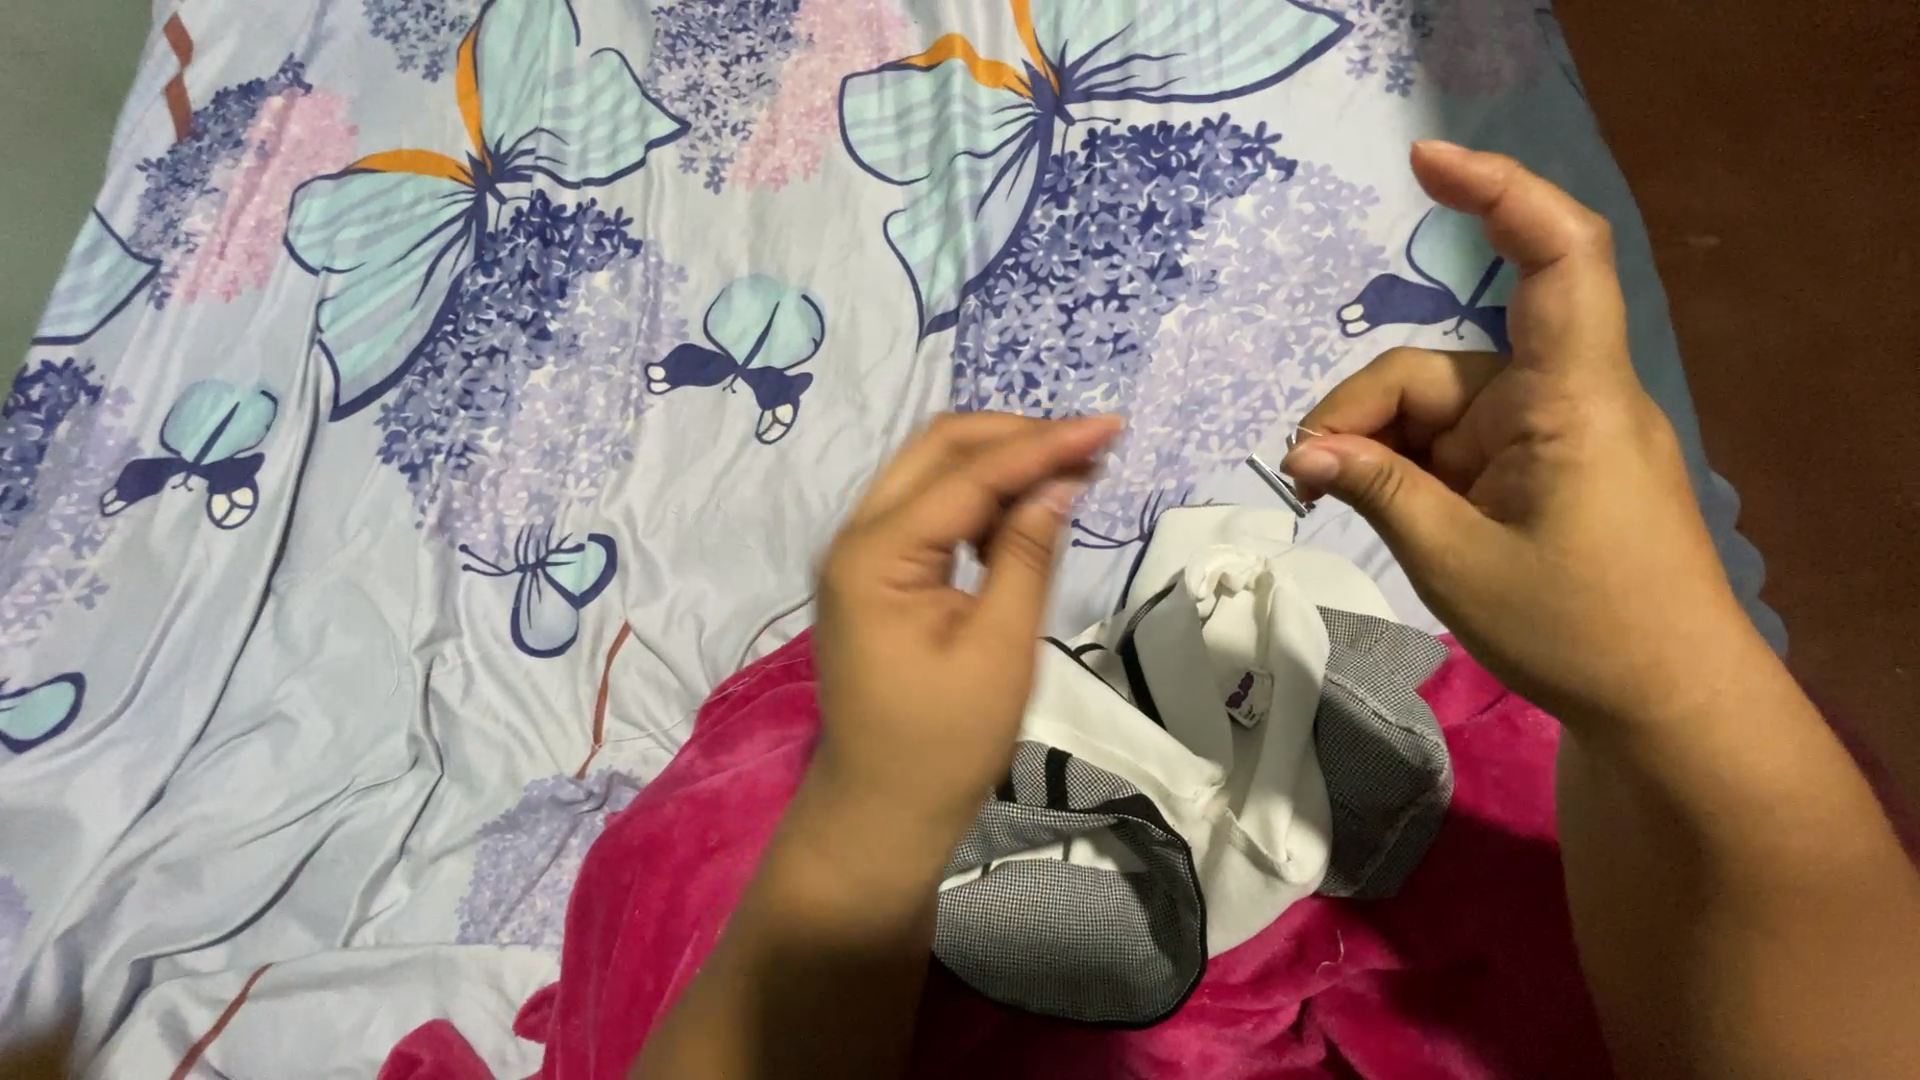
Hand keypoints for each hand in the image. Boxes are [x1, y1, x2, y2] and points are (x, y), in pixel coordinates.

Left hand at [812, 412, 1124, 849]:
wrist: (882, 808)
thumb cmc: (943, 745)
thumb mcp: (1000, 650)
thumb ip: (1028, 556)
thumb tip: (1061, 481)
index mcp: (875, 556)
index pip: (968, 474)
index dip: (1042, 445)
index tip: (1109, 427)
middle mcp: (854, 537)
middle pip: (938, 450)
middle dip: (1017, 438)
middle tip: (1089, 445)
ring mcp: (858, 552)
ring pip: (931, 471)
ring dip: (999, 461)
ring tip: (1070, 469)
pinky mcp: (874, 571)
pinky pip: (927, 509)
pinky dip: (978, 497)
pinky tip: (1023, 506)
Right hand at [1283, 142, 1754, 732]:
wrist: (1659, 698)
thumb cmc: (1576, 625)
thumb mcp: (1455, 558)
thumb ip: (1377, 490)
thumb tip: (1304, 451)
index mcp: (1568, 401)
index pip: (1557, 261)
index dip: (1500, 195)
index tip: (1424, 164)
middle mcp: (1553, 400)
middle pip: (1429, 369)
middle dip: (1354, 416)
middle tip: (1302, 477)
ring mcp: (1535, 434)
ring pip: (1424, 409)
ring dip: (1367, 448)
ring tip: (1323, 497)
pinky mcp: (1521, 466)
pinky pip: (1440, 444)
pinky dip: (1392, 466)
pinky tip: (1359, 498)